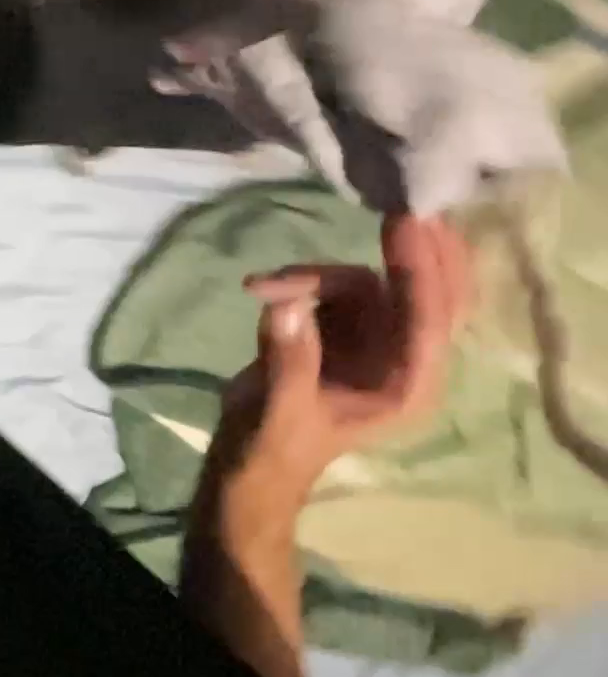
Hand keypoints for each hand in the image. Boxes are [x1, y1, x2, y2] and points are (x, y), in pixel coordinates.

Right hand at [219, 215, 469, 499]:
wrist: (248, 465)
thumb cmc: (272, 449)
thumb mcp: (279, 411)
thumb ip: (287, 359)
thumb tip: (284, 303)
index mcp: (406, 387)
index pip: (429, 319)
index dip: (423, 270)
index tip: (409, 223)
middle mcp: (400, 361)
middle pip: (426, 296)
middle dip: (415, 255)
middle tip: (398, 210)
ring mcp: (367, 346)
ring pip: (366, 288)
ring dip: (315, 276)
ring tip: (259, 286)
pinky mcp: (334, 336)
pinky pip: (331, 293)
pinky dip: (299, 282)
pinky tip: (259, 289)